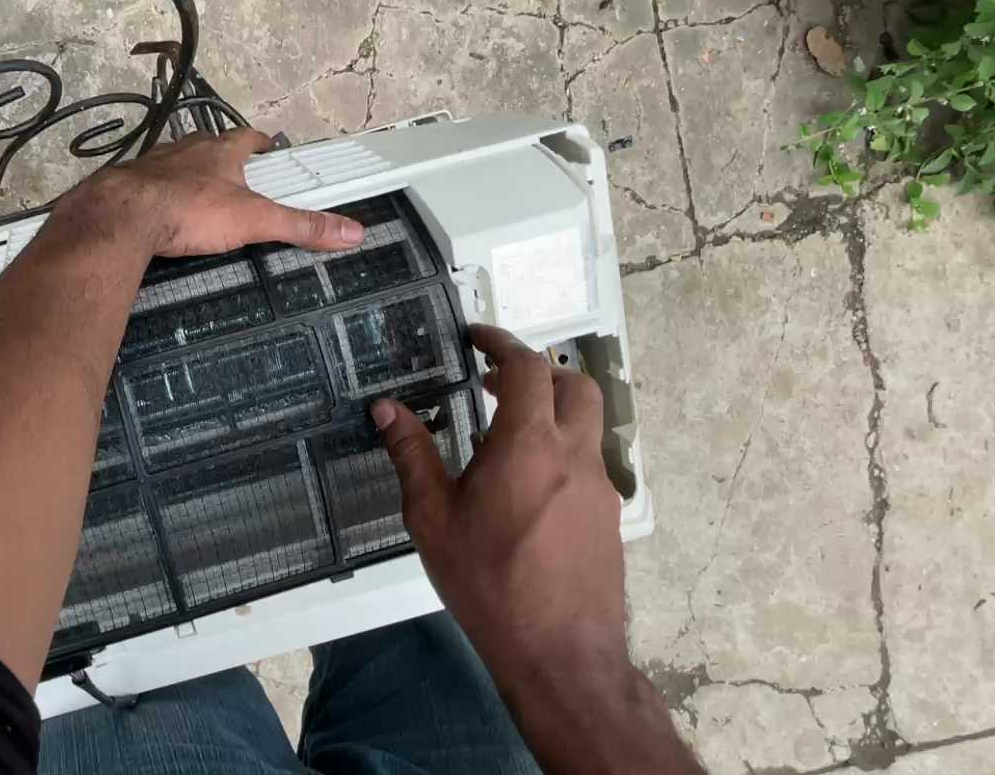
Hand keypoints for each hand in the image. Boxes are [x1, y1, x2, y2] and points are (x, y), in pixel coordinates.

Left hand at [61, 128, 363, 257]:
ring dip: (189, 174)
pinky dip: (158, 192)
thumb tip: (350, 231)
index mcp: (220, 151)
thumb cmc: (191, 209)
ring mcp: (154, 165)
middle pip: (211, 147)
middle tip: (235, 176)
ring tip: (198, 195)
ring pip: (178, 163)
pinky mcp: (130, 185)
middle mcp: (186, 150)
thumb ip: (300, 225)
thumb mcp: (254, 220)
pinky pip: (149, 184)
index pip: (247, 138)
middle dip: (223, 159)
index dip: (260, 143)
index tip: (268, 146)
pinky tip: (160, 209)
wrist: (125, 215)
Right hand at [373, 326, 699, 774]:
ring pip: (585, 422)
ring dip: (549, 408)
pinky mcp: (609, 516)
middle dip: (536, 370)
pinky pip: (586, 459)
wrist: (563, 658)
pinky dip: (557, 446)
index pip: (527, 367)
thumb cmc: (489, 582)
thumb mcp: (432, 517)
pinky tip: (522, 483)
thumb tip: (385, 408)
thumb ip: (411, 454)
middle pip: (574, 384)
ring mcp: (600, 487)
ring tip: (500, 431)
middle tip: (493, 380)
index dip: (501, 342)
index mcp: (529, 445)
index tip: (476, 336)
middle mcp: (574, 455)